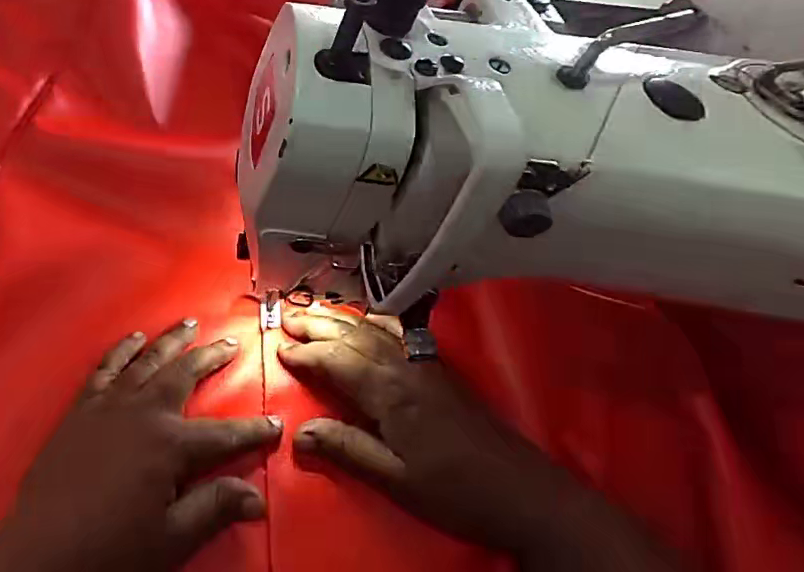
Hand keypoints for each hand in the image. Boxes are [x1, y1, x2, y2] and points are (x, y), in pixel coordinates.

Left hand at [0, 318, 282, 571]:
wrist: (44, 547)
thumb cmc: (112, 549)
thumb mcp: (170, 539)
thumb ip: (212, 508)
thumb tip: (256, 496)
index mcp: (169, 445)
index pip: (222, 435)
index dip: (252, 431)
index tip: (275, 424)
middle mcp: (143, 411)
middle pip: (183, 375)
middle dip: (209, 357)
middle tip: (229, 341)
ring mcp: (110, 403)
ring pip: (147, 360)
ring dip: (170, 340)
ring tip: (188, 323)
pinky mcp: (83, 405)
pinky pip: (106, 367)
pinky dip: (122, 349)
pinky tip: (132, 338)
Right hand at [278, 308, 676, 570]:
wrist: (524, 492)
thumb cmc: (456, 491)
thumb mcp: (398, 480)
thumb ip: (348, 450)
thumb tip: (298, 434)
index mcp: (388, 392)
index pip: (336, 362)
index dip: (306, 354)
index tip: (279, 350)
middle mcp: (402, 367)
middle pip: (350, 336)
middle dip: (316, 325)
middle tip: (285, 318)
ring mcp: (422, 362)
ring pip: (371, 329)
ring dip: (339, 318)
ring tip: (313, 310)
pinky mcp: (437, 366)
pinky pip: (398, 330)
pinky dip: (374, 319)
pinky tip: (367, 317)